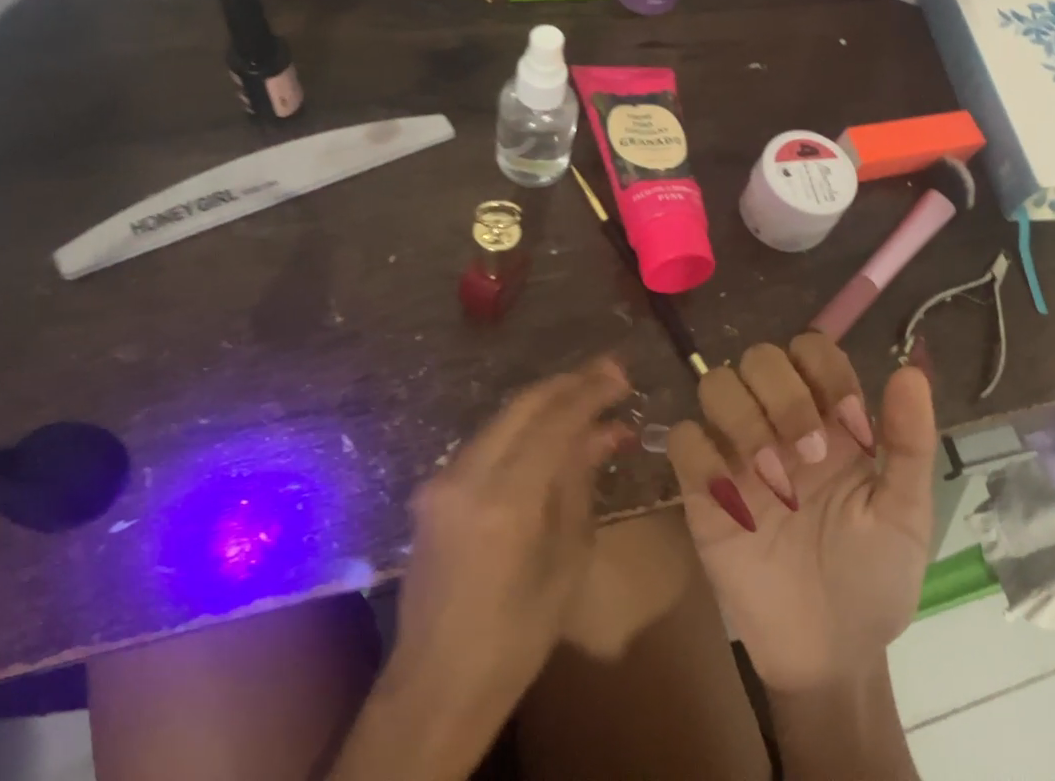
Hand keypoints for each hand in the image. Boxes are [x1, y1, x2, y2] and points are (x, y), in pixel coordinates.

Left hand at [348, 357, 629, 774]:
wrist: (440, 680)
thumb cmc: (518, 635)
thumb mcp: (566, 560)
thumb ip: (579, 484)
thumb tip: (605, 432)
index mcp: (505, 500)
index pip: (554, 422)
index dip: (590, 391)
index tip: (622, 373)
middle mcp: (465, 477)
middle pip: (521, 407)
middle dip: (567, 385)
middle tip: (609, 373)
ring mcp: (441, 482)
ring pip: (500, 421)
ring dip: (545, 405)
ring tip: (589, 400)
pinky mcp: (432, 493)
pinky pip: (485, 445)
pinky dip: (521, 431)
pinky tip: (549, 435)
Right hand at [666, 334, 936, 691]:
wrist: (828, 649)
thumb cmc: (875, 578)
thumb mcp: (906, 514)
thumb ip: (909, 443)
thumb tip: (911, 370)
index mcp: (834, 422)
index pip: (814, 350)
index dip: (824, 370)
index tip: (848, 422)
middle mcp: (782, 425)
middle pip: (760, 358)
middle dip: (784, 394)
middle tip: (810, 454)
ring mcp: (738, 455)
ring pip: (716, 385)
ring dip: (743, 418)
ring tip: (773, 477)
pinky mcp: (701, 492)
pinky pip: (684, 439)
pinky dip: (702, 454)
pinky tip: (732, 495)